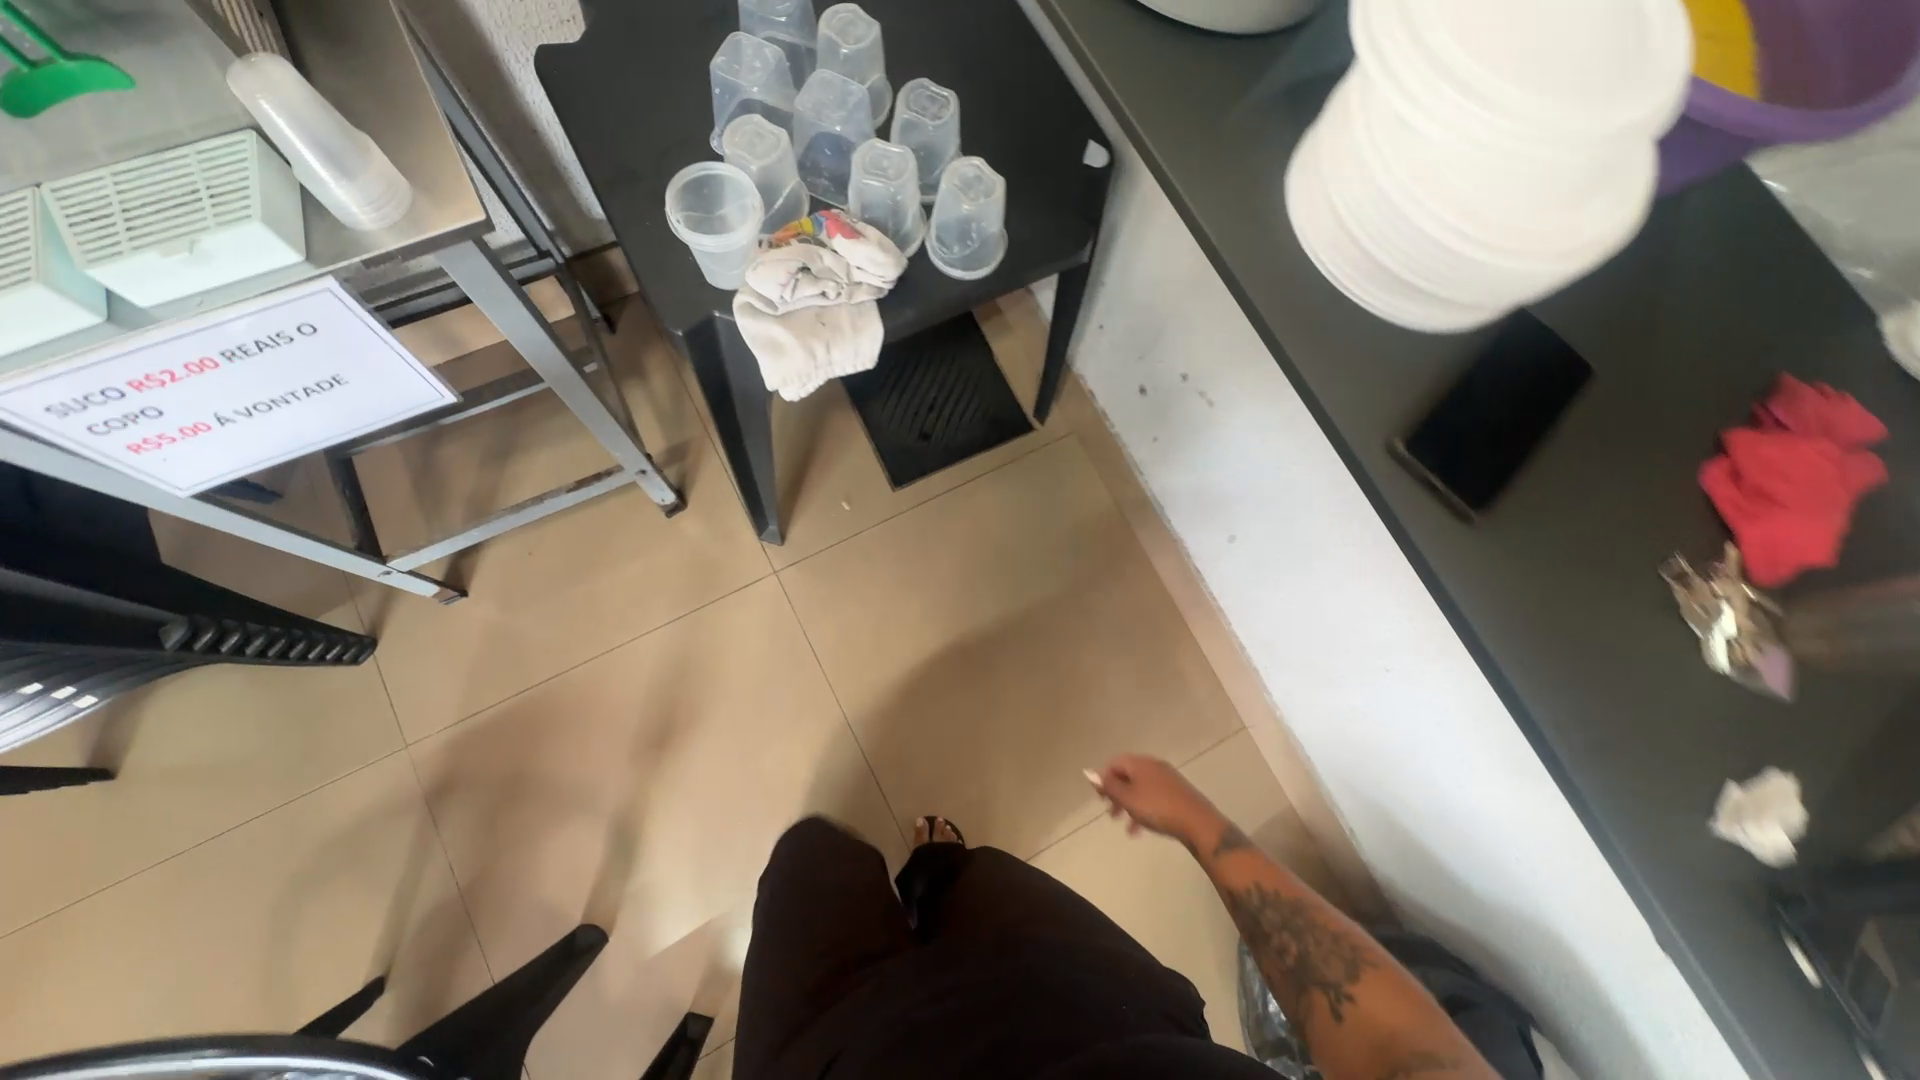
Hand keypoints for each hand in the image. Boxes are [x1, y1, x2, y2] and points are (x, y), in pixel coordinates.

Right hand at [1088, 754, 1227, 848]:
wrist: (1197, 822)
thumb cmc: (1157, 808)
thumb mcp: (1128, 798)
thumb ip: (1108, 786)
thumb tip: (1089, 772)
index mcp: (1140, 763)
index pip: (1114, 763)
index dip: (1104, 779)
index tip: (1100, 799)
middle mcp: (1153, 766)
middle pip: (1127, 776)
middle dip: (1116, 795)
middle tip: (1111, 814)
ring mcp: (1167, 779)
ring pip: (1140, 789)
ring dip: (1129, 806)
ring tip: (1126, 827)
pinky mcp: (1177, 793)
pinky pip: (1153, 798)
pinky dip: (1144, 810)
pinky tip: (1142, 829)